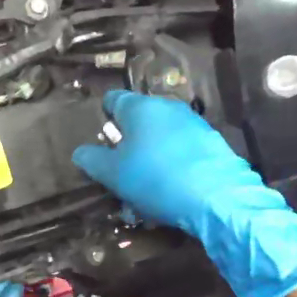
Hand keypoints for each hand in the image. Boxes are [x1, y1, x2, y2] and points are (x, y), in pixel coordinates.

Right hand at [71, 90, 296, 296]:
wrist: (216, 197)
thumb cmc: (155, 179)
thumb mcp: (114, 175)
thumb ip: (92, 161)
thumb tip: (80, 152)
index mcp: (141, 107)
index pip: (114, 100)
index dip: (104, 116)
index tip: (101, 135)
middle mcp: (168, 107)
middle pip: (141, 118)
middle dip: (129, 138)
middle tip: (121, 166)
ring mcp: (194, 123)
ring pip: (163, 134)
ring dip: (152, 152)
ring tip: (146, 181)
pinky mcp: (213, 142)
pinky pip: (184, 148)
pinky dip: (174, 161)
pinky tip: (172, 185)